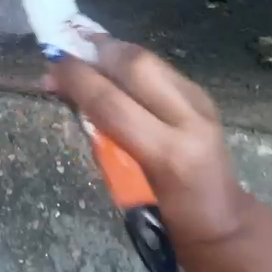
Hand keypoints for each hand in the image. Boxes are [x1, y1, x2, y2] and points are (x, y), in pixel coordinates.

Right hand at [45, 39, 249, 245]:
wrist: (220, 220)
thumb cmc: (163, 214)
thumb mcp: (124, 181)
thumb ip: (98, 133)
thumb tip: (61, 89)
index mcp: (168, 154)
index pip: (111, 103)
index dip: (76, 77)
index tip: (51, 65)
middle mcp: (189, 120)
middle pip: (134, 66)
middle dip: (95, 52)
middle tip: (66, 52)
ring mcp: (200, 103)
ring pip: (146, 58)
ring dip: (110, 50)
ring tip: (83, 50)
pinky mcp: (201, 94)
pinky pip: (156, 65)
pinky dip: (127, 60)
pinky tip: (111, 65)